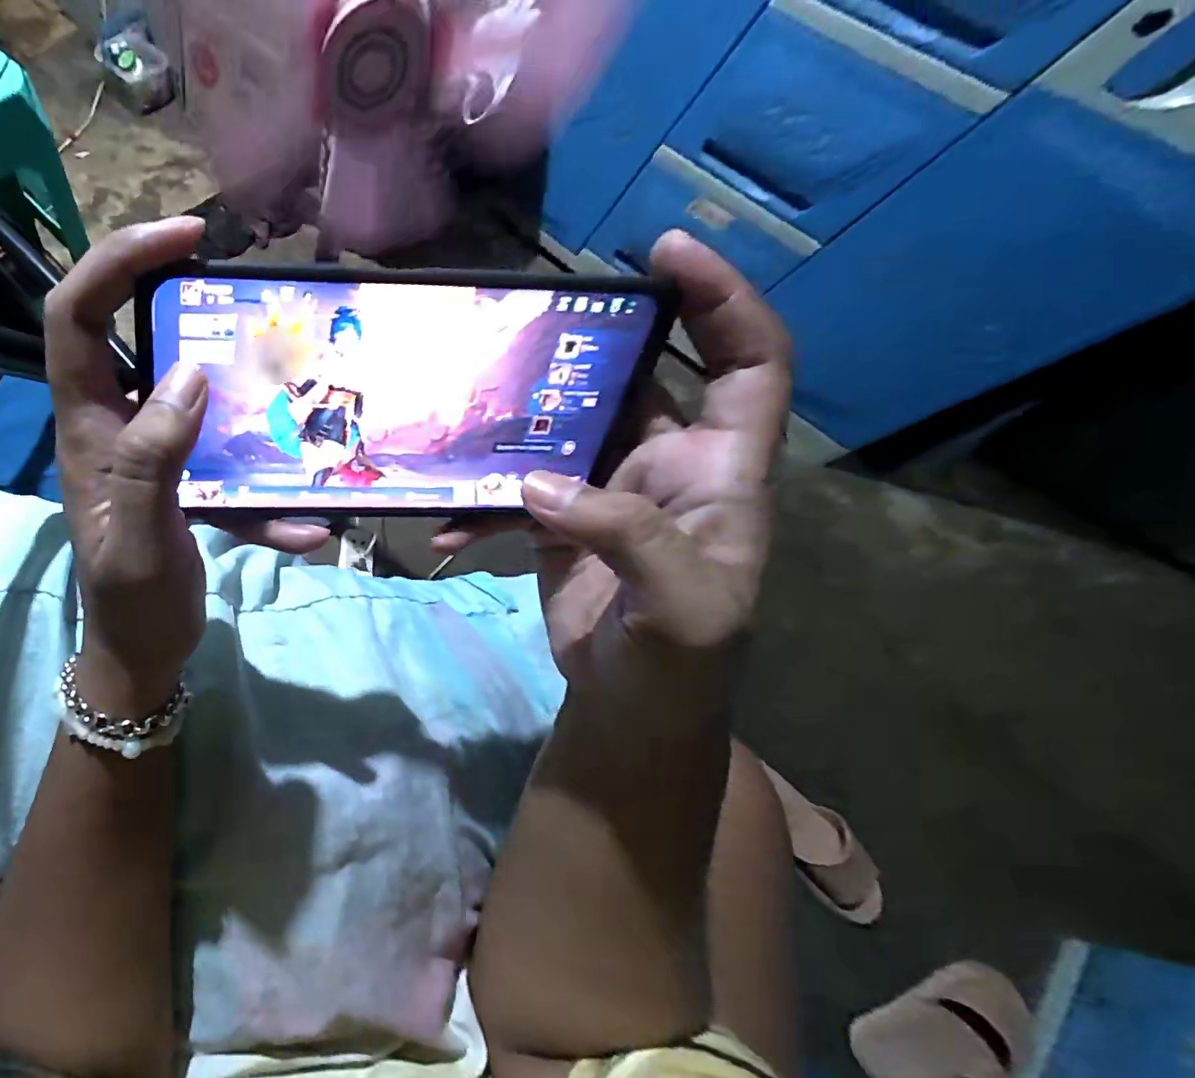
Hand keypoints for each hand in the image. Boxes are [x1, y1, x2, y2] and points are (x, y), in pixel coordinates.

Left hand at [46, 218, 330, 713]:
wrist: (141, 656)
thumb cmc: (131, 606)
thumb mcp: (139, 541)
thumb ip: (152, 461)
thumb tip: (189, 377)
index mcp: (88, 429)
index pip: (76, 318)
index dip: (117, 261)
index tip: (184, 235)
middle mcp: (114, 426)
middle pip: (132, 334)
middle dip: (185, 302)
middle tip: (248, 299)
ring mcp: (150, 452)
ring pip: (189, 391)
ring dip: (241, 388)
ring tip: (292, 390)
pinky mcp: (183, 480)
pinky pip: (227, 461)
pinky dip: (265, 487)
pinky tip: (304, 527)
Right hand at [434, 230, 790, 676]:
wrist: (630, 706)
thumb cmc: (682, 661)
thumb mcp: (681, 605)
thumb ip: (627, 536)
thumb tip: (539, 484)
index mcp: (720, 471)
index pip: (748, 363)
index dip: (723, 300)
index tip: (666, 254)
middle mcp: (665, 467)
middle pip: (638, 380)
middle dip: (590, 347)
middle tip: (528, 324)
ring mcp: (606, 493)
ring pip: (564, 431)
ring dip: (517, 428)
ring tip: (466, 418)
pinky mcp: (559, 522)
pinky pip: (517, 493)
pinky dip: (481, 508)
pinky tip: (446, 531)